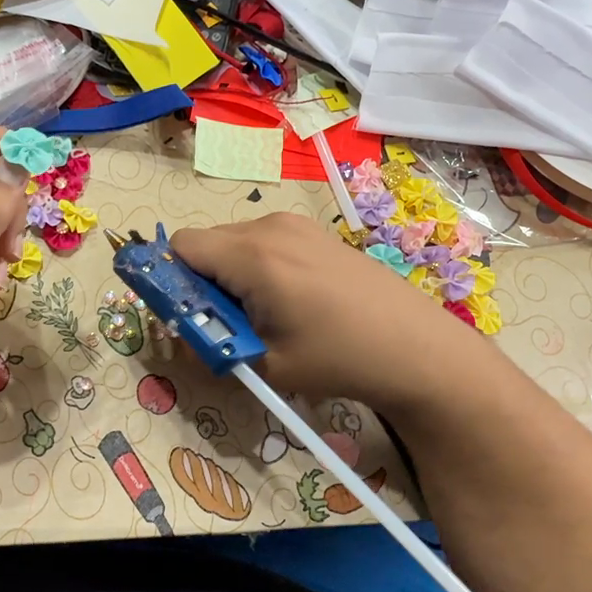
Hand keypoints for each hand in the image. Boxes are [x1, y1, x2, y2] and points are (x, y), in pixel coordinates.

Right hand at [172, 213, 489, 411]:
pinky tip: (288, 300)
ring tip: (259, 313)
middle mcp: (271, 229)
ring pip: (233, 240)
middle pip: (205, 242)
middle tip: (223, 321)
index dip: (170, 278)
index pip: (180, 247)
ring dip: (227, 272)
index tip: (186, 312)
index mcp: (253, 258)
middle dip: (199, 279)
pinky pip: (262, 240)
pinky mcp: (315, 233)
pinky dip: (254, 265)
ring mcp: (296, 226)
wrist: (421, 351)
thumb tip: (181, 332)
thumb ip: (213, 345)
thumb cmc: (340, 360)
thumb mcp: (265, 365)